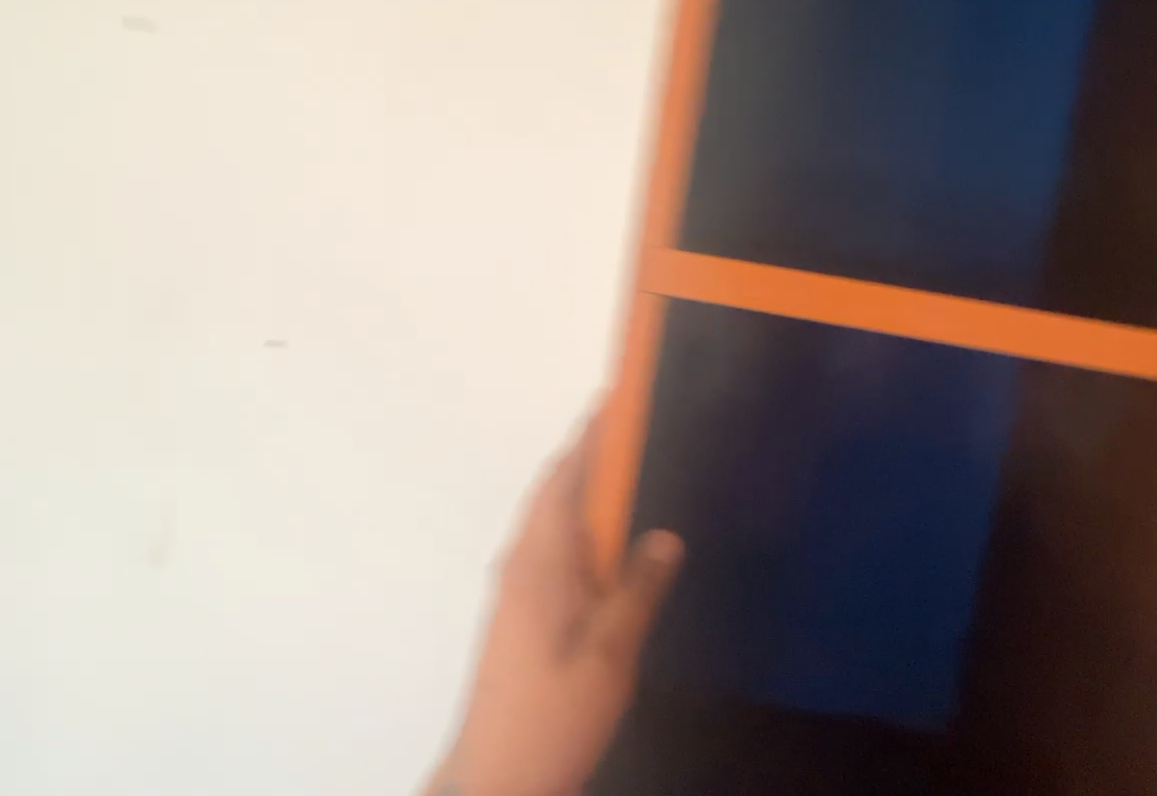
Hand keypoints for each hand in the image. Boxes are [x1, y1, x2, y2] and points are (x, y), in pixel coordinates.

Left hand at [427, 417, 684, 795]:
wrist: (493, 780)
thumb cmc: (554, 712)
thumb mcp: (611, 654)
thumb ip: (638, 589)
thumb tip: (664, 537)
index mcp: (541, 561)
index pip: (566, 478)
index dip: (590, 436)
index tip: (612, 399)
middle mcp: (521, 562)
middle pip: (554, 490)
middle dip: (586, 453)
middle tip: (628, 428)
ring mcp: (514, 587)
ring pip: (549, 518)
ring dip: (579, 486)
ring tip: (622, 472)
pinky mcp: (516, 610)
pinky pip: (548, 544)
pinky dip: (574, 520)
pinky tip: (601, 542)